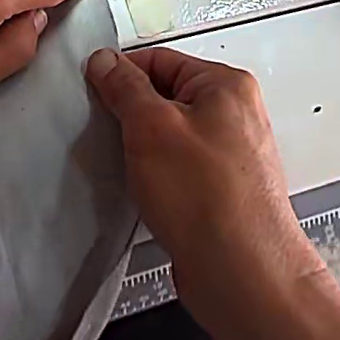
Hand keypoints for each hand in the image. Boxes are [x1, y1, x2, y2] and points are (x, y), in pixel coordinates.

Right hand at [83, 48, 321, 298]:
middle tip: (108, 128)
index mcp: (226, 85)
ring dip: (144, 146)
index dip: (122, 72)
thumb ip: (123, 87)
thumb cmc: (208, 200)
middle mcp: (236, 114)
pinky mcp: (224, 189)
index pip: (160, 59)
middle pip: (165, 95)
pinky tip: (146, 189)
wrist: (245, 281)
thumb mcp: (150, 126)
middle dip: (132, 113)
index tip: (95, 87)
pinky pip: (180, 165)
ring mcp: (232, 154)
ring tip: (128, 163)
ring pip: (171, 132)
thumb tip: (105, 61)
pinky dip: (159, 172)